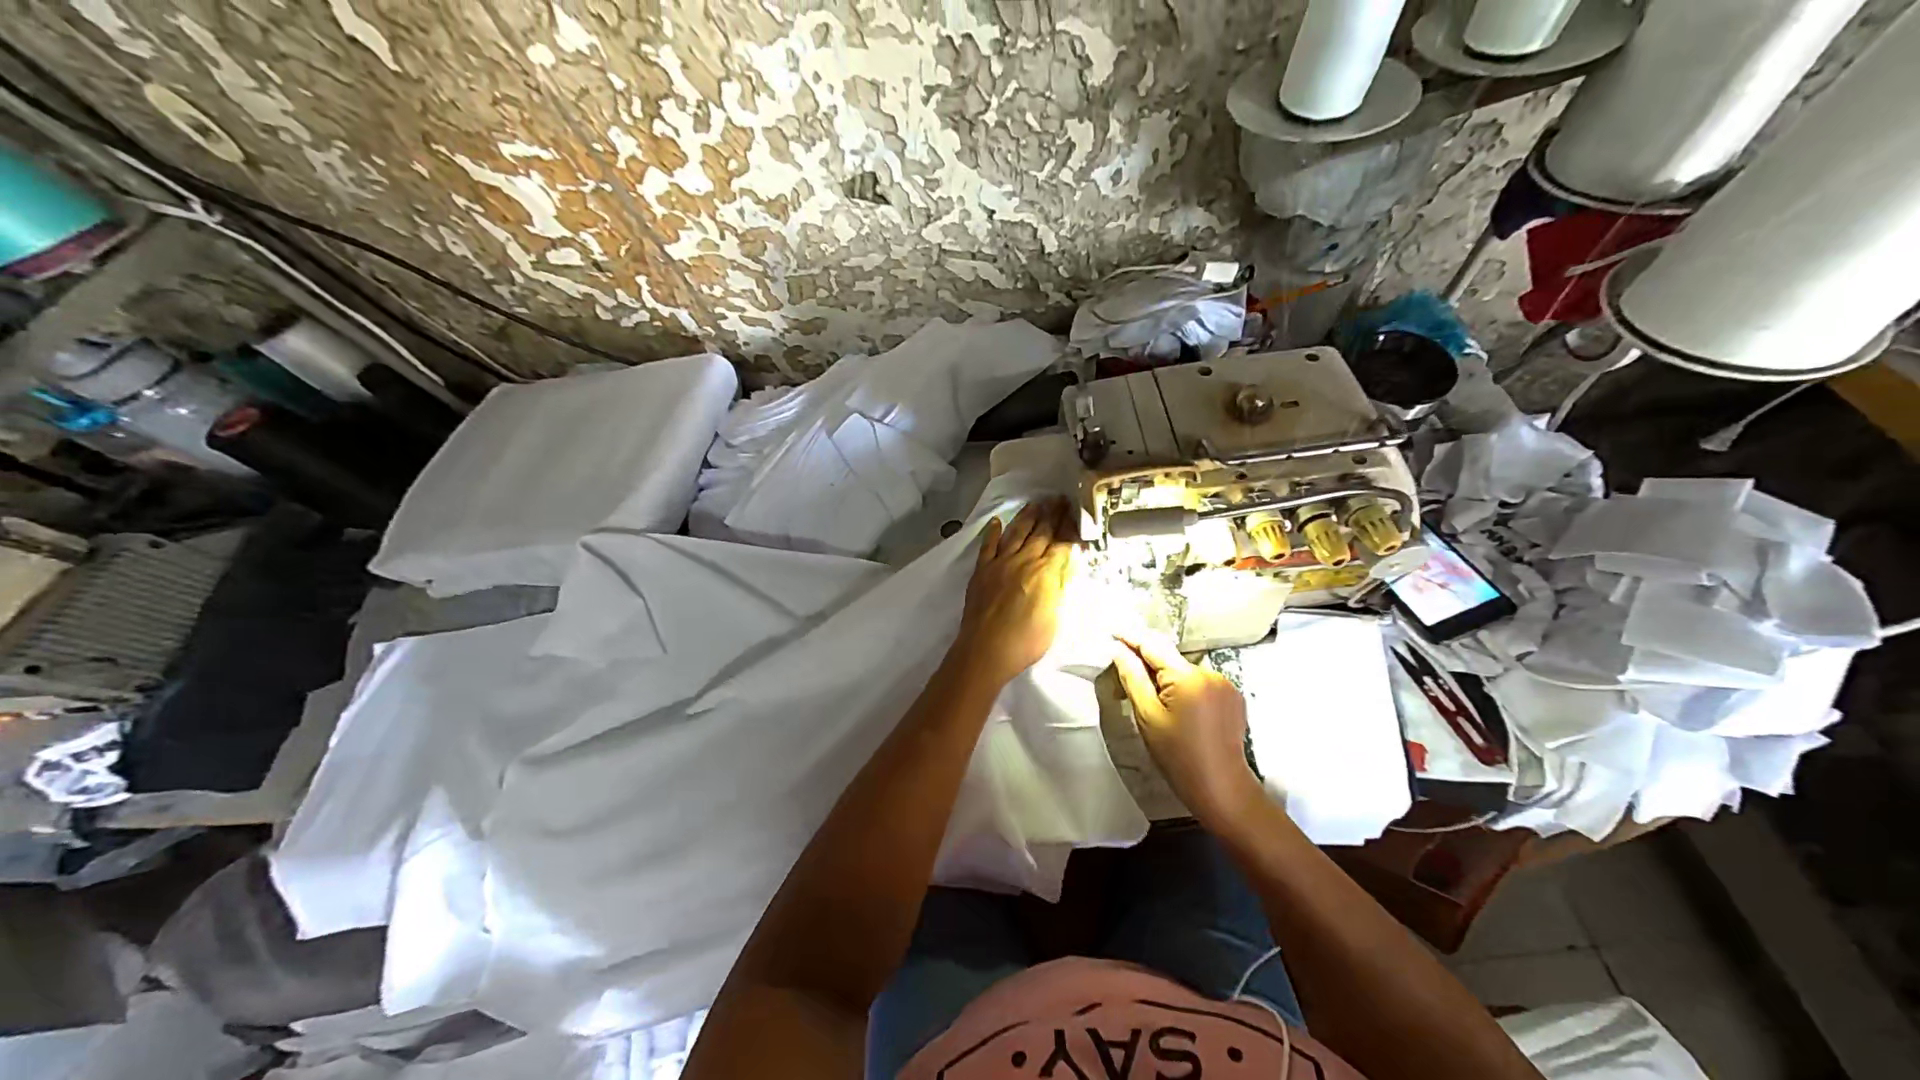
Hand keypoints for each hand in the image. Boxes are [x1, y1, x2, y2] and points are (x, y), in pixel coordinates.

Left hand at [954, 498, 1074, 685]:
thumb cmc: (1026, 640)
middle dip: (1052, 514)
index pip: (1062, 543)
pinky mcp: (982, 570)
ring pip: (1016, 532)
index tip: (1075, 513)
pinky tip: (996, 521)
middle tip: (1059, 499)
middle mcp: (1024, 560)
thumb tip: (1067, 565)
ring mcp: (1000, 563)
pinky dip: (992, 532)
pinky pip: (988, 545)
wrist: (986, 649)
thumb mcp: (1055, 617)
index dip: (1070, 527)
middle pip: (1041, 531)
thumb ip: (1060, 588)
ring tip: (1036, 503)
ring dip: (1027, 516)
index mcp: (1046, 572)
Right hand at [1112, 630, 1264, 826]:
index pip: (1153, 645)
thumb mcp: (1147, 716)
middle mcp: (1209, 673)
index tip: (1113, 632)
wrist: (1221, 787)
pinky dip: (1185, 690)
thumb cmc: (1178, 755)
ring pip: (1184, 672)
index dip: (1131, 637)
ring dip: (1166, 680)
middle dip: (1147, 665)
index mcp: (1187, 676)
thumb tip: (1118, 649)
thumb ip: (1132, 677)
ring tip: (1152, 704)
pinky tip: (1178, 713)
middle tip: (1123, 681)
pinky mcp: (1232, 698)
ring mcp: (1225, 684)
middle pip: (1169, 659)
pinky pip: (1200, 684)